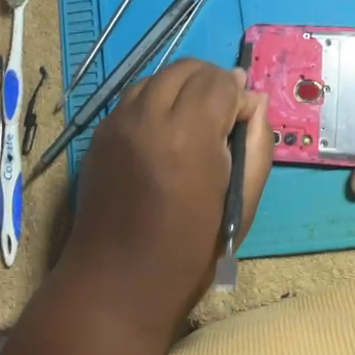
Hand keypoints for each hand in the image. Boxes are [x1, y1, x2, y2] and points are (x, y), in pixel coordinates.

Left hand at [60, 59, 271, 341]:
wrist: (116, 286)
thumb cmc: (188, 254)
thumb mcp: (239, 204)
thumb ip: (256, 146)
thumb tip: (255, 103)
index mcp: (187, 136)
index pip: (220, 82)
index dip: (239, 97)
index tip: (244, 123)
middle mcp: (147, 117)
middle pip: (187, 68)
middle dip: (212, 83)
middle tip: (224, 117)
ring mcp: (116, 123)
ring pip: (156, 76)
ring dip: (181, 89)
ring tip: (193, 124)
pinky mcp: (98, 135)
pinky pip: (132, 98)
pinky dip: (155, 102)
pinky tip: (164, 134)